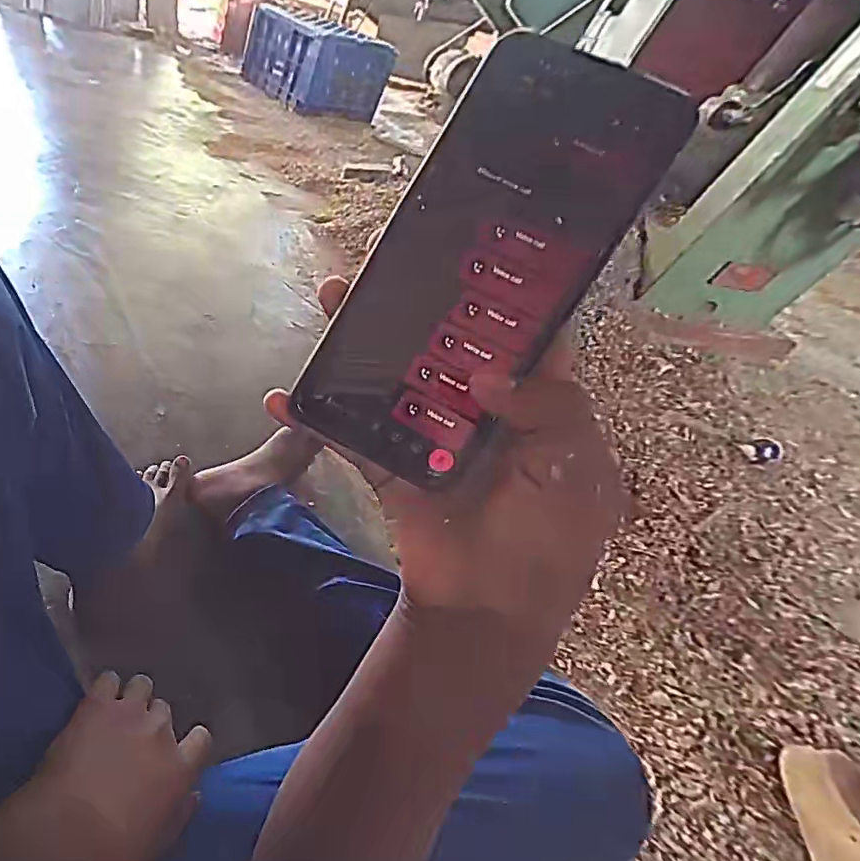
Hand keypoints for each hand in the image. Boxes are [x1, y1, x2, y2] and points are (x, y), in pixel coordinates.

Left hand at [24, 672, 211, 860]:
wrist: (68, 834)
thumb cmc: (117, 854)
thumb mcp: (160, 843)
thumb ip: (180, 813)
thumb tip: (192, 794)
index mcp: (181, 769)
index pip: (201, 739)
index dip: (189, 742)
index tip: (177, 750)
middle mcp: (160, 733)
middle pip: (164, 711)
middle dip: (152, 721)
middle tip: (135, 737)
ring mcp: (128, 714)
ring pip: (141, 686)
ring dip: (133, 697)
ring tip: (118, 710)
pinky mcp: (95, 705)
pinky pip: (107, 680)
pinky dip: (105, 687)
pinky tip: (97, 699)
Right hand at [268, 276, 624, 640]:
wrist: (488, 608)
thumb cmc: (549, 541)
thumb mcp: (575, 471)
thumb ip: (551, 411)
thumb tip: (483, 373)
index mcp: (534, 404)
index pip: (521, 337)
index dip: (505, 295)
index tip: (480, 252)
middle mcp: (476, 410)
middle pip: (443, 347)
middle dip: (417, 308)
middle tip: (389, 268)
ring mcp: (426, 435)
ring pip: (391, 379)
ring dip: (360, 346)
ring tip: (333, 301)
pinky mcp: (386, 465)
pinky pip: (347, 436)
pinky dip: (314, 418)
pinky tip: (284, 398)